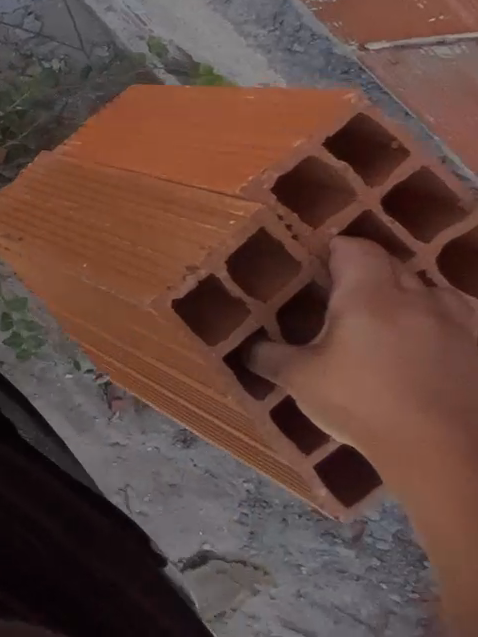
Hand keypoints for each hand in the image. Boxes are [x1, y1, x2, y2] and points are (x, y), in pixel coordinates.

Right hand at [247, 236, 477, 471]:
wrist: (447, 455)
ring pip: (436, 293)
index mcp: (370, 298)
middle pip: (396, 267)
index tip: (316, 262)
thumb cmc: (363, 405)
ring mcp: (464, 328)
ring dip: (413, 297)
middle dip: (370, 274)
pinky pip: (465, 323)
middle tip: (343, 295)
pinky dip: (445, 325)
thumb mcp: (297, 379)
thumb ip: (268, 354)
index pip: (356, 249)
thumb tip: (247, 346)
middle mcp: (421, 302)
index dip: (335, 249)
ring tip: (393, 319)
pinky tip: (432, 346)